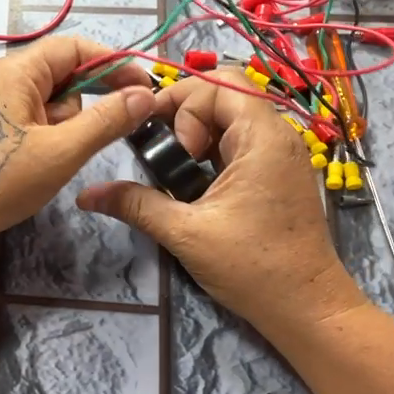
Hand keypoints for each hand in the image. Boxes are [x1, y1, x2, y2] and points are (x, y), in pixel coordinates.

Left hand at [0, 37, 160, 251]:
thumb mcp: (62, 152)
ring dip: (53, 127)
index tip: (141, 90)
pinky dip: (31, 136)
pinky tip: (23, 166)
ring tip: (42, 163)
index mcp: (13, 71)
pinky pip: (13, 119)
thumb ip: (106, 121)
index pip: (73, 48)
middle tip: (80, 142)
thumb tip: (143, 96)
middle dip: (77, 106)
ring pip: (35, 102)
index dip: (113, 65)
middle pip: (55, 74)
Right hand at [77, 72, 366, 330]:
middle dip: (183, 116)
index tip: (164, 146)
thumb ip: (136, 205)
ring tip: (171, 172)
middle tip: (161, 154)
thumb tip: (88, 195)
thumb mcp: (185, 233)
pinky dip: (210, 154)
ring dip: (195, 137)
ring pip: (230, 122)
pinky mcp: (276, 178)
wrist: (305, 307)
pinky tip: (191, 187)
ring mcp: (280, 158)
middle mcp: (277, 138)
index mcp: (263, 139)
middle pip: (224, 96)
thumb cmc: (252, 266)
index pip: (219, 85)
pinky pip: (239, 146)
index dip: (181, 104)